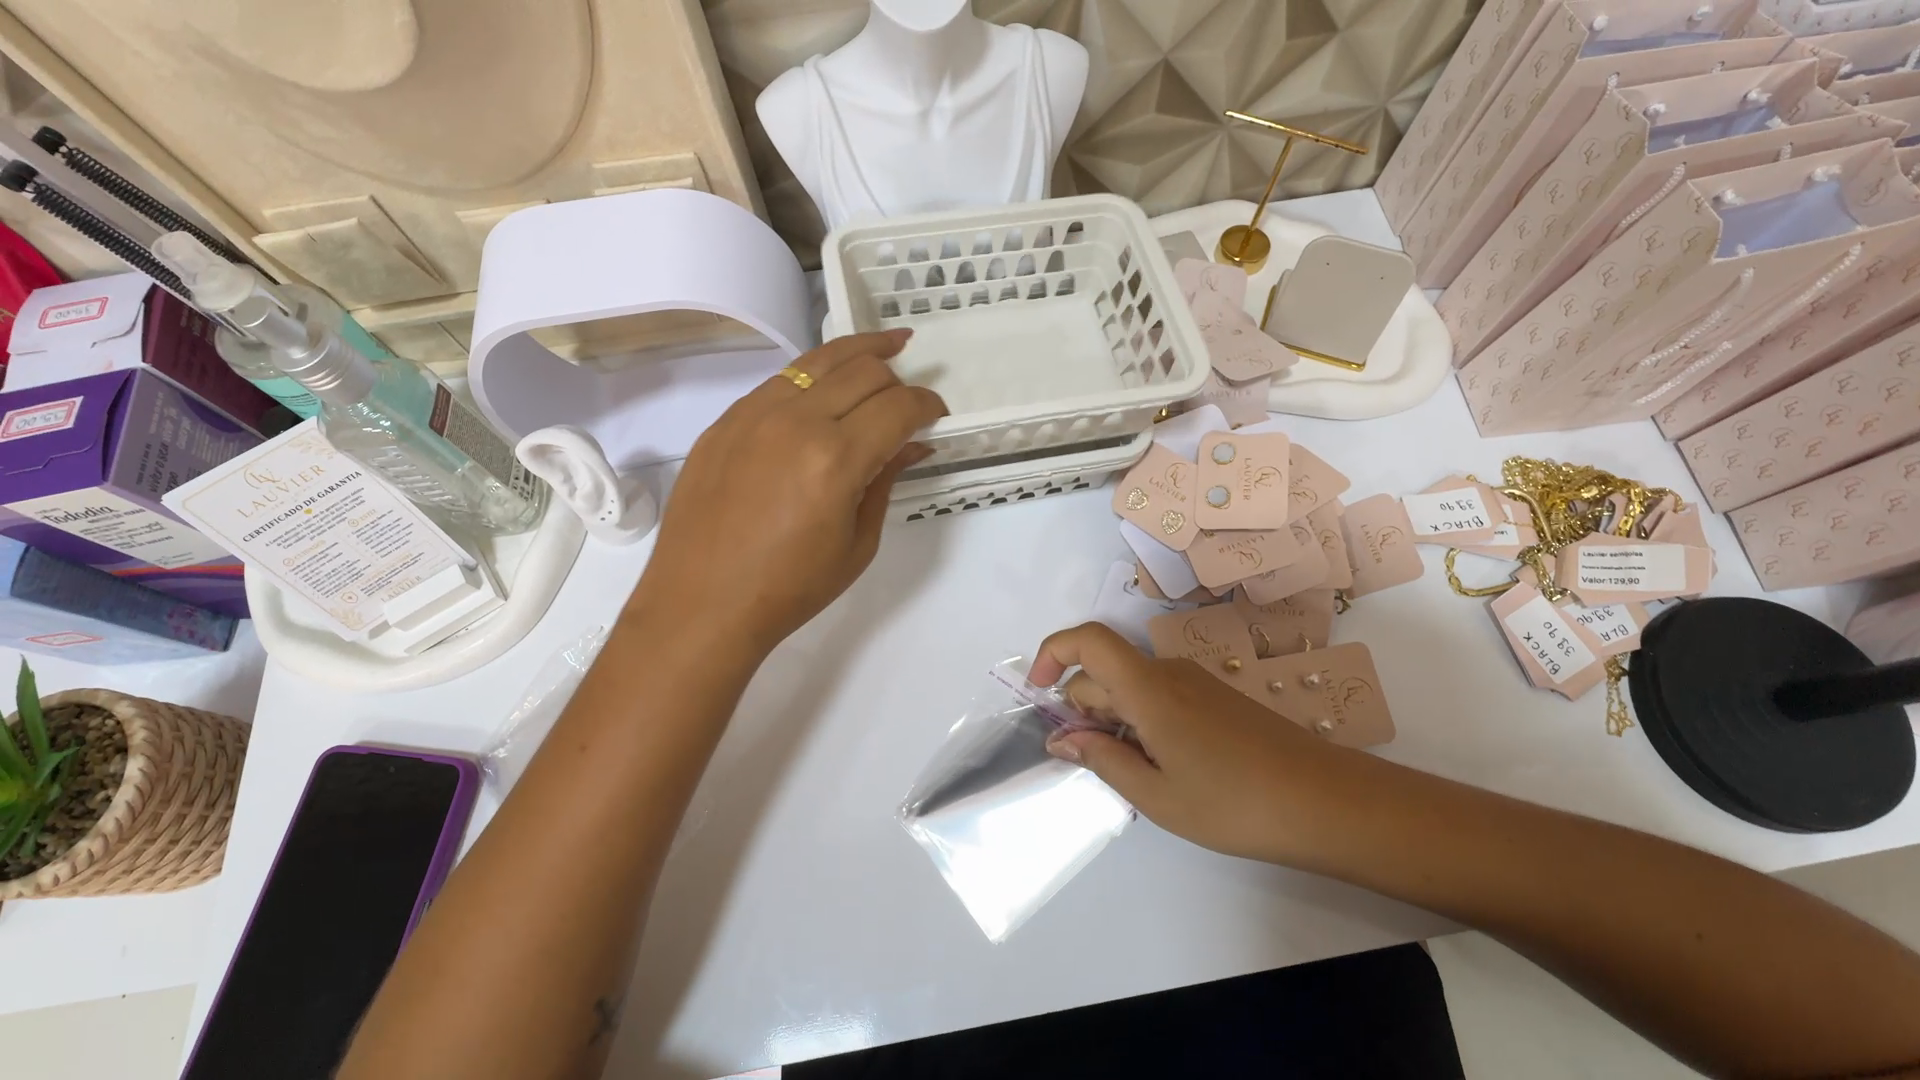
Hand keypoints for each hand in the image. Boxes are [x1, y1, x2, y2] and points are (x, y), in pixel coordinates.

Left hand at [634, 330, 946, 655]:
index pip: (899, 406)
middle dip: (898, 377)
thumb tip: (912, 446)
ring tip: (885, 348)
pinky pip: (779, 381)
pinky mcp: (725, 421)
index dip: (928, 405)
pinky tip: (824, 389)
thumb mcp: (857, 543)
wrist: (703, 603)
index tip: (937, 416)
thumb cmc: (790, 588)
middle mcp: (795, 421)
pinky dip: (813, 377)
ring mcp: (753, 415)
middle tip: (908, 398)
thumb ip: (885, 481)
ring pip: (818, 361)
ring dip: (859, 354)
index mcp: (835, 459)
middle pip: (864, 370)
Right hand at [1028, 623, 1353, 864]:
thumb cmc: (1232, 803)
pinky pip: (1160, 697)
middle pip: (1105, 671)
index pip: (1087, 641)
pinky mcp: (1217, 699)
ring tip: (1132, 775)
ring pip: (1132, 687)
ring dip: (1114, 720)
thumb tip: (1062, 739)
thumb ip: (1102, 760)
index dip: (1052, 654)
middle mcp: (1169, 673)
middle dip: (1082, 710)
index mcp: (1148, 689)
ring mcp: (1197, 683)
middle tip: (1090, 765)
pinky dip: (1142, 722)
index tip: (1038, 693)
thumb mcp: (1155, 794)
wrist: (1324, 802)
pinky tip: (1163, 767)